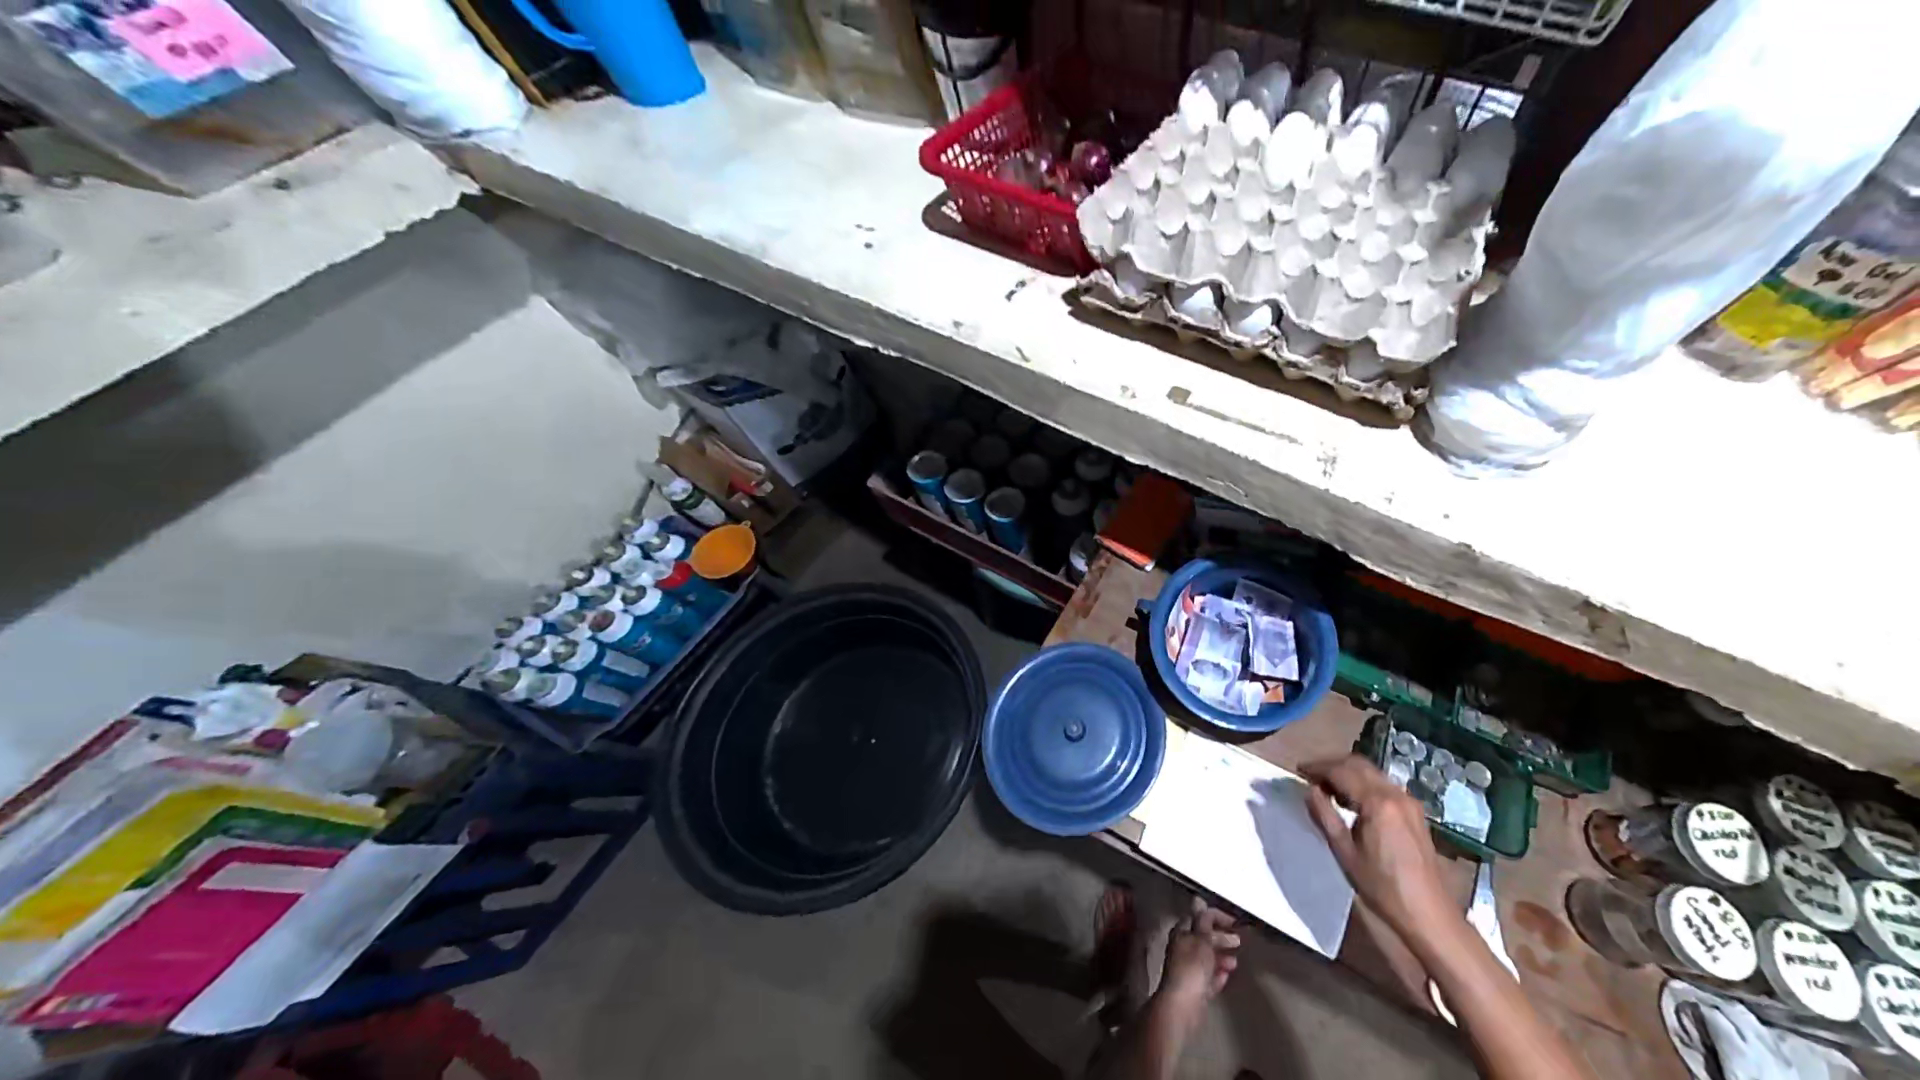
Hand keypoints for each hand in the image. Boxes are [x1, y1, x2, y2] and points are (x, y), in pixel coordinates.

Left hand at [1153, 898, 1240, 1030]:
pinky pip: (1207, 977)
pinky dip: (1217, 975)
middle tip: (1237, 941)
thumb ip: (1203, 922)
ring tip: (1234, 962)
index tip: (1234, 923)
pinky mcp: (1194, 988)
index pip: (1199, 917)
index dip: (1216, 917)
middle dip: (1220, 938)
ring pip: (1206, 958)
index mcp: (1181, 933)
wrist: (1184, 1005)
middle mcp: (1182, 947)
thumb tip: (1198, 899)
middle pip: (1203, 938)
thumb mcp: (1201, 940)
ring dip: (1221, 957)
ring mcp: (1187, 968)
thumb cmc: (1192, 968)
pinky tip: (1226, 976)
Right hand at [1300, 755, 1455, 944]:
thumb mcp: (1344, 851)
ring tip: (1326, 786)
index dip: (1317, 768)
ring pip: (1372, 773)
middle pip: (1358, 765)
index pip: (1341, 771)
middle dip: (1331, 765)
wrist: (1428, 913)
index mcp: (1377, 803)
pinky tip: (1351, 799)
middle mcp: (1395, 795)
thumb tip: (1309, 790)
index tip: (1298, 770)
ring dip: (1348, 772)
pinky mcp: (1414, 813)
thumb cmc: (1381, 885)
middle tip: (1310, 775)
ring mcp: (1409, 803)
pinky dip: (1363, 783)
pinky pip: (1383, 785)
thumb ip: (1324, 815)